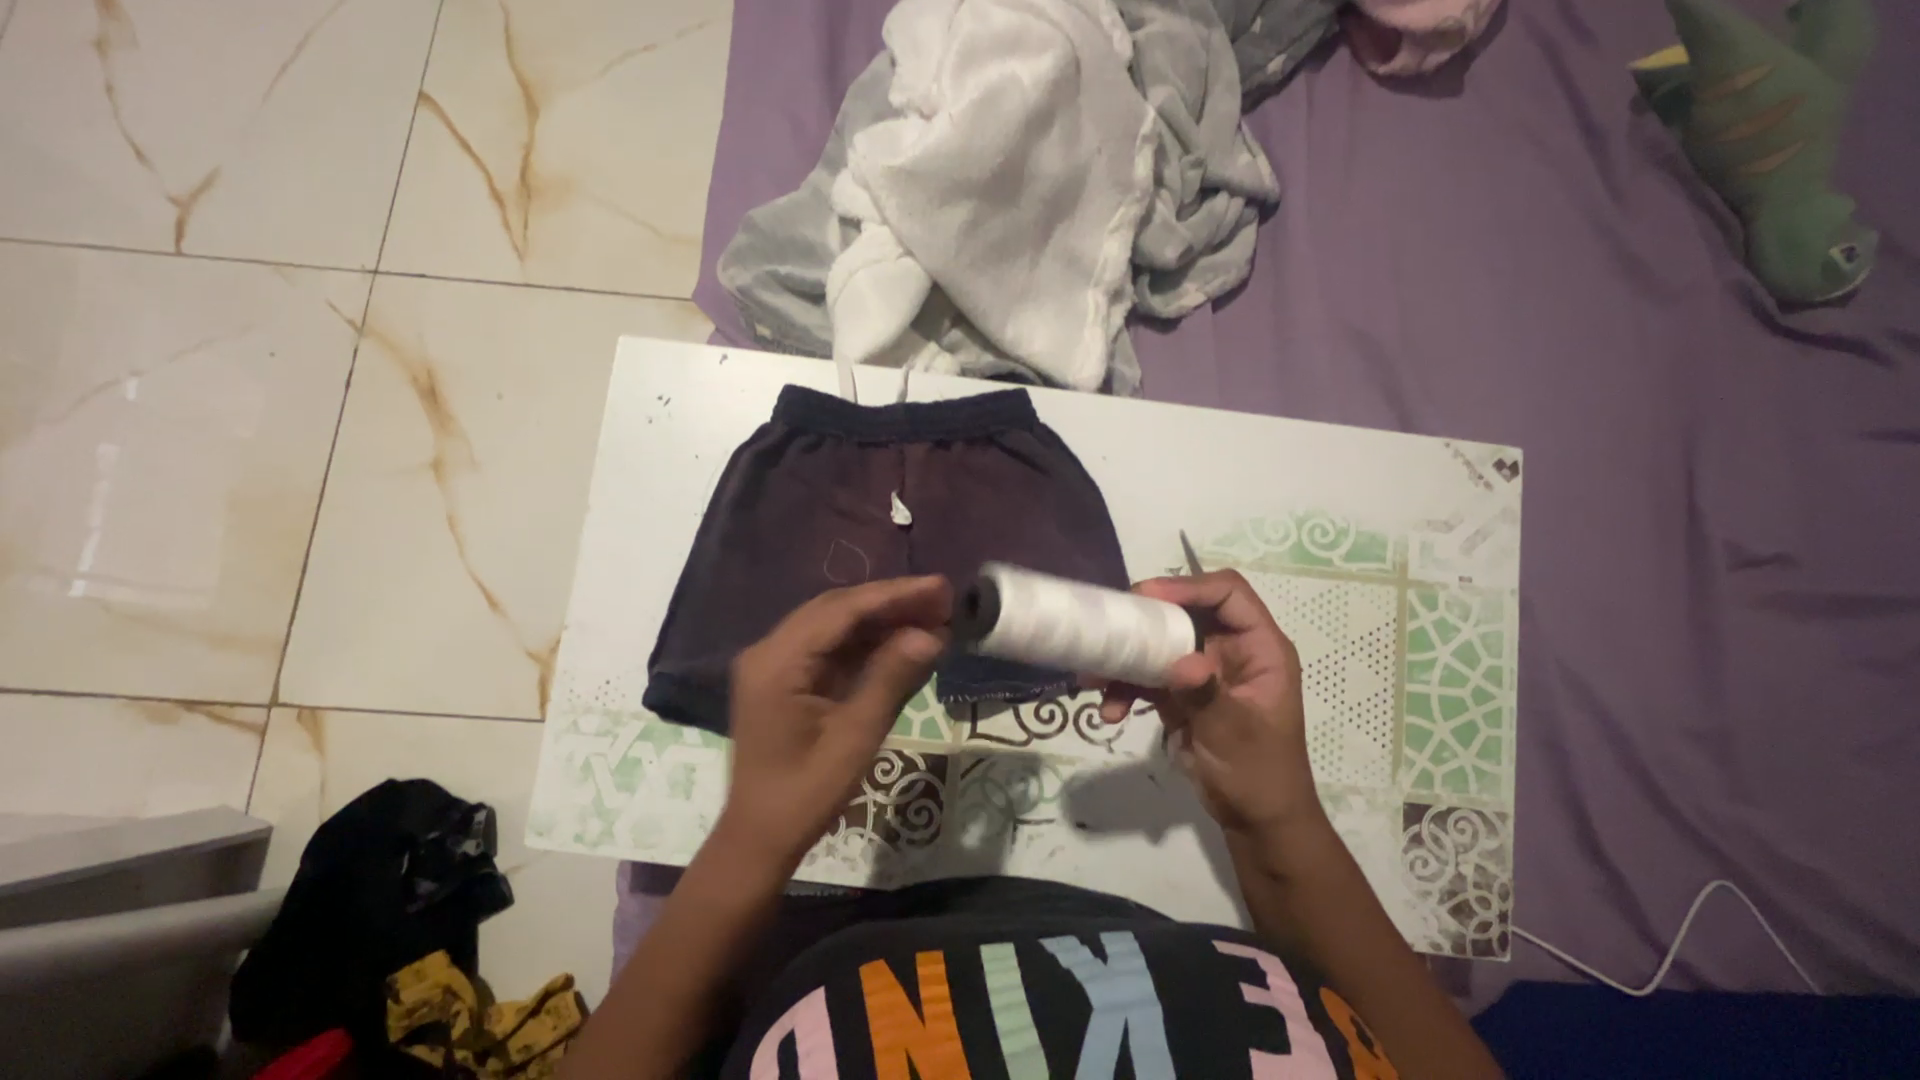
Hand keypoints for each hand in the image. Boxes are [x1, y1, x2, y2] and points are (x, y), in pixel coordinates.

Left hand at [717, 576, 952, 865]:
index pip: (841, 611)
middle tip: (943, 600)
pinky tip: (903, 641)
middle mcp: (770, 651)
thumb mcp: (855, 737)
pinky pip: (829, 648)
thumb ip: (891, 678)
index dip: (894, 595)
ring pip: (834, 626)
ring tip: (933, 616)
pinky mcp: (785, 680)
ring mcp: (775, 664)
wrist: (760, 837)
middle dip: (891, 602)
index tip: (940, 588)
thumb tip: (932, 635)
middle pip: (836, 610)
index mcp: (777, 661)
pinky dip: (866, 643)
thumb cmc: (806, 793)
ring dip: (881, 620)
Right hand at [1097, 570, 1323, 837]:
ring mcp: (1202, 671)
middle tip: (1110, 627)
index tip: (1146, 597)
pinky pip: (1145, 677)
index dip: (1189, 587)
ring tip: (1093, 678)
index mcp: (1259, 648)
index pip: (1228, 594)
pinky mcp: (1179, 693)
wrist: (1254, 820)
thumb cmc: (1260, 773)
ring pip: (1158, 645)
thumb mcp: (1236, 733)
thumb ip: (1208, 694)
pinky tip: (1109, 712)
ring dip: (1125, 659)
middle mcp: (1230, 650)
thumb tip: (1183, 663)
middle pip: (1184, 613)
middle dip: (1144, 622)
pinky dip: (1124, 689)